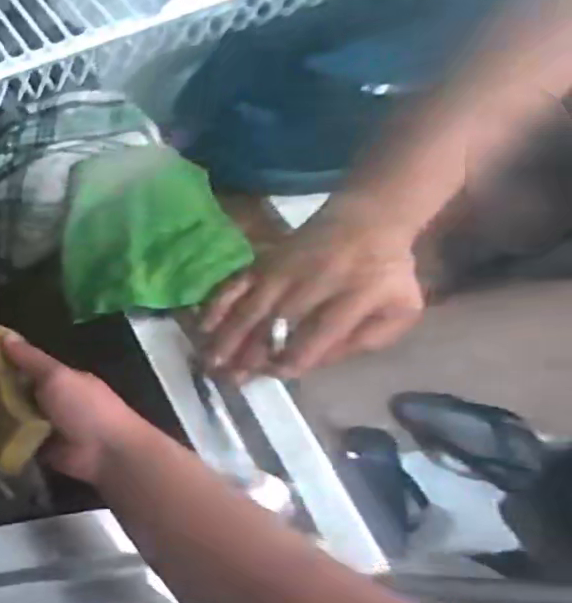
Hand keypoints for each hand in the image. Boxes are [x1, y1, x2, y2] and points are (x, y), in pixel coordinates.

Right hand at [2, 335, 160, 485]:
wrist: (106, 453)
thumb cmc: (84, 407)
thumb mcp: (57, 376)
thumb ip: (30, 359)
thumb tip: (4, 335)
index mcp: (59, 381)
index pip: (25, 368)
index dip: (1, 363)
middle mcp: (50, 402)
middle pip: (14, 393)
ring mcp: (42, 426)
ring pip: (9, 417)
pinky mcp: (34, 448)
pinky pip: (10, 439)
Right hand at [200, 197, 425, 379]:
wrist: (366, 224)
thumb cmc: (381, 276)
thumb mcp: (398, 308)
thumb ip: (365, 340)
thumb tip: (315, 362)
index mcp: (359, 295)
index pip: (322, 332)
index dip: (297, 357)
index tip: (277, 374)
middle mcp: (317, 283)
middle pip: (278, 324)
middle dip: (252, 353)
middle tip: (232, 378)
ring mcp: (283, 272)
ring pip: (250, 309)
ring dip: (228, 338)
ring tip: (212, 363)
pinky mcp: (261, 264)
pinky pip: (232, 287)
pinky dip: (215, 307)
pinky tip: (204, 329)